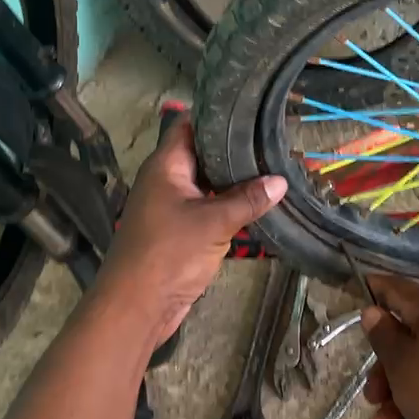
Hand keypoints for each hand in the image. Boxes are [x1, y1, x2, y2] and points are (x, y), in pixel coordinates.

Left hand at [100, 117, 284, 342]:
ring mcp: (173, 206)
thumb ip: (248, 199)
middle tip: (274, 138)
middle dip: (236, 148)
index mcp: (166, 166)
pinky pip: (210, 207)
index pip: (190, 125)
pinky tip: (260, 202)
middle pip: (203, 153)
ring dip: (236, 179)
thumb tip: (281, 181)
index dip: (218, 115)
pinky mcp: (181, 230)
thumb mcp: (214, 222)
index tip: (252, 110)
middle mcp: (167, 180)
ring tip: (274, 166)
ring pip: (209, 183)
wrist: (136, 308)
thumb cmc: (168, 254)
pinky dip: (231, 203)